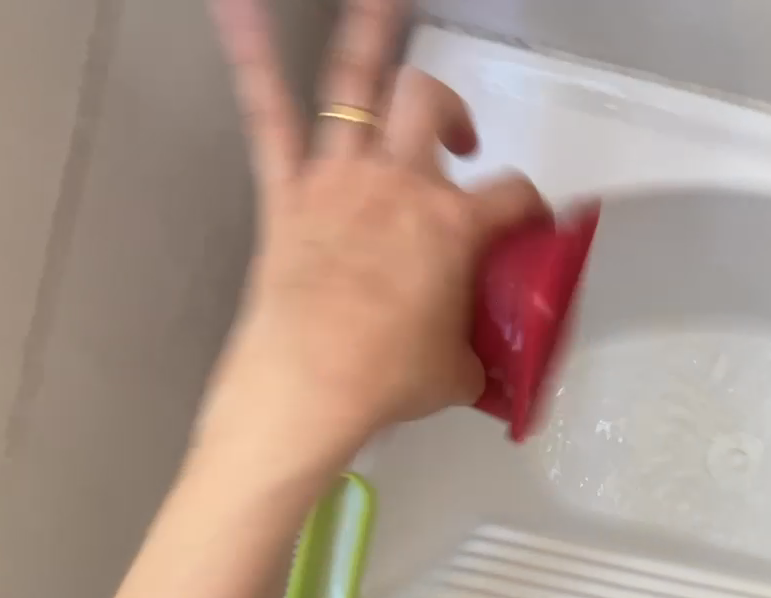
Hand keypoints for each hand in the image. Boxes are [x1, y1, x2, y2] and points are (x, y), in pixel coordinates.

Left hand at [199, 0, 547, 475]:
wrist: (313, 385)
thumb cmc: (393, 378)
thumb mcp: (459, 372)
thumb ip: (474, 351)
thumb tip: (476, 360)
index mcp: (455, 226)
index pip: (514, 195)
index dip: (533, 206)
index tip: (534, 222)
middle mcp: (401, 185)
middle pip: (433, 107)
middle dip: (454, 113)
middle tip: (460, 141)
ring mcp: (341, 179)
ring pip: (356, 81)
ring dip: (370, 29)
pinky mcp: (288, 192)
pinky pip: (268, 113)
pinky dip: (251, 53)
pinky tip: (236, 3)